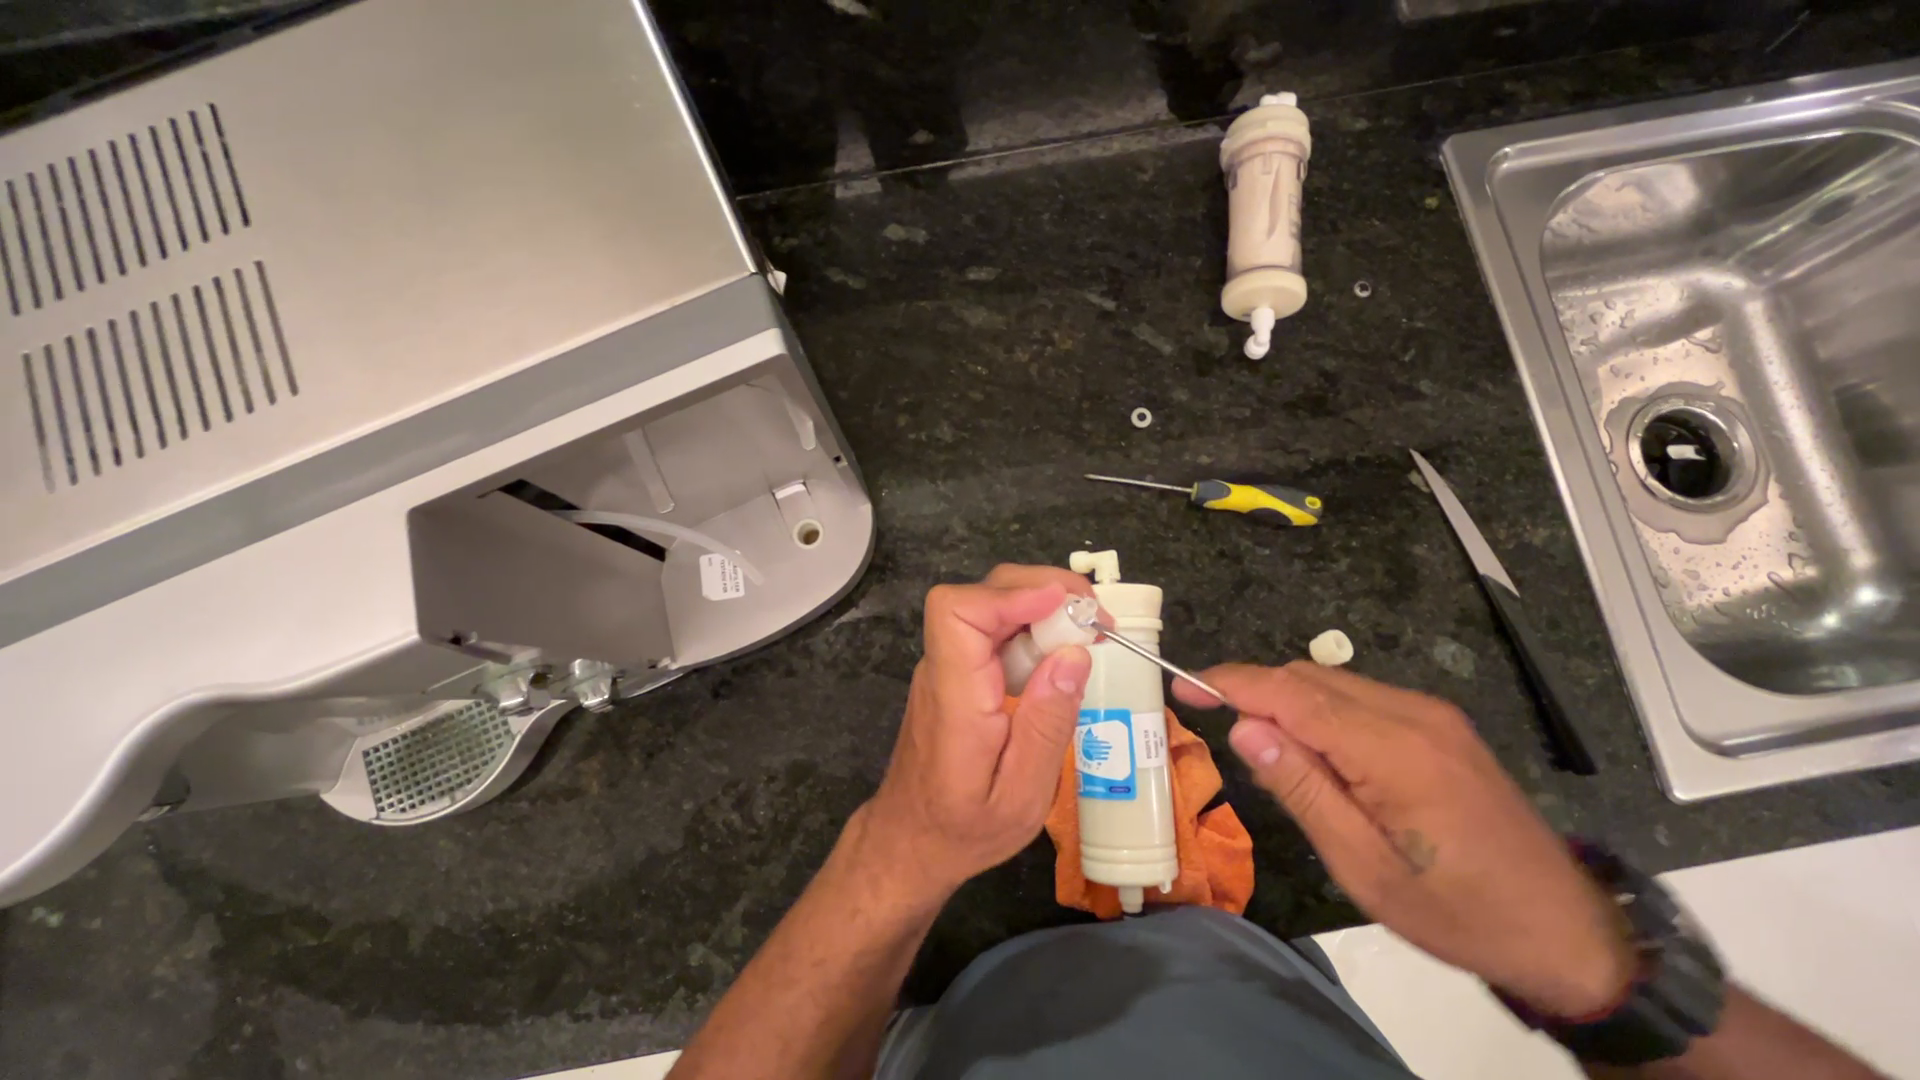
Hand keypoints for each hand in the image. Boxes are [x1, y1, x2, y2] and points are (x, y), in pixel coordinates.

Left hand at [858, 565, 1094, 902]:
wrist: (911, 839)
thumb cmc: (964, 829)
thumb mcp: (1021, 797)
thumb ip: (1048, 726)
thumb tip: (1076, 654)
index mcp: (954, 697)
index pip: (956, 612)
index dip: (1010, 595)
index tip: (1065, 605)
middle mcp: (942, 670)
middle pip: (978, 596)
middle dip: (1041, 590)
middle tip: (1097, 617)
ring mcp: (946, 668)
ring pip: (988, 606)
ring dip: (1041, 605)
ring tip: (1090, 630)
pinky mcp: (957, 674)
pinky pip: (992, 631)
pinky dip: (1032, 627)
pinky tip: (1063, 650)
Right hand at [1174, 662, 1635, 1018]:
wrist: (1566, 931)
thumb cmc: (1458, 913)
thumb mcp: (1365, 868)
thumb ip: (1303, 791)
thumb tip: (1246, 730)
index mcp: (1395, 751)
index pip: (1293, 694)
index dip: (1231, 683)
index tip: (1182, 684)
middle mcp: (1414, 715)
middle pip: (1311, 678)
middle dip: (1254, 691)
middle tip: (1214, 728)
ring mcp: (1433, 717)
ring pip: (1335, 684)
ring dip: (1286, 702)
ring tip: (1261, 750)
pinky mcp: (1441, 728)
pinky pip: (1362, 700)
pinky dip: (1320, 712)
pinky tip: (1312, 753)